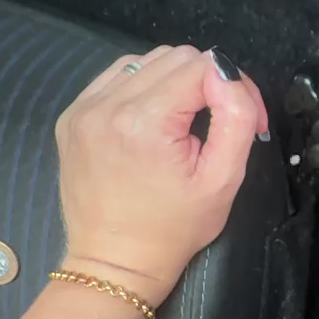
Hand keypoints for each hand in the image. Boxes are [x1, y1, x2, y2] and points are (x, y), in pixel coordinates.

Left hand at [53, 45, 268, 304]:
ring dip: (177, 79)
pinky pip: (120, 74)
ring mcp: (83, 109)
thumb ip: (236, 116)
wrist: (114, 262)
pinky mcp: (72, 115)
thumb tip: (230, 75)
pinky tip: (155, 114)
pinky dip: (147, 84)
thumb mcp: (225, 177)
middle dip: (209, 80)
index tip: (246, 119)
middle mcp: (107, 106)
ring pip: (149, 60)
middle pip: (178, 56)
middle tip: (218, 119)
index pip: (205, 65)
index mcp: (146, 122)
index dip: (236, 86)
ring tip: (185, 118)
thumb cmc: (176, 226)